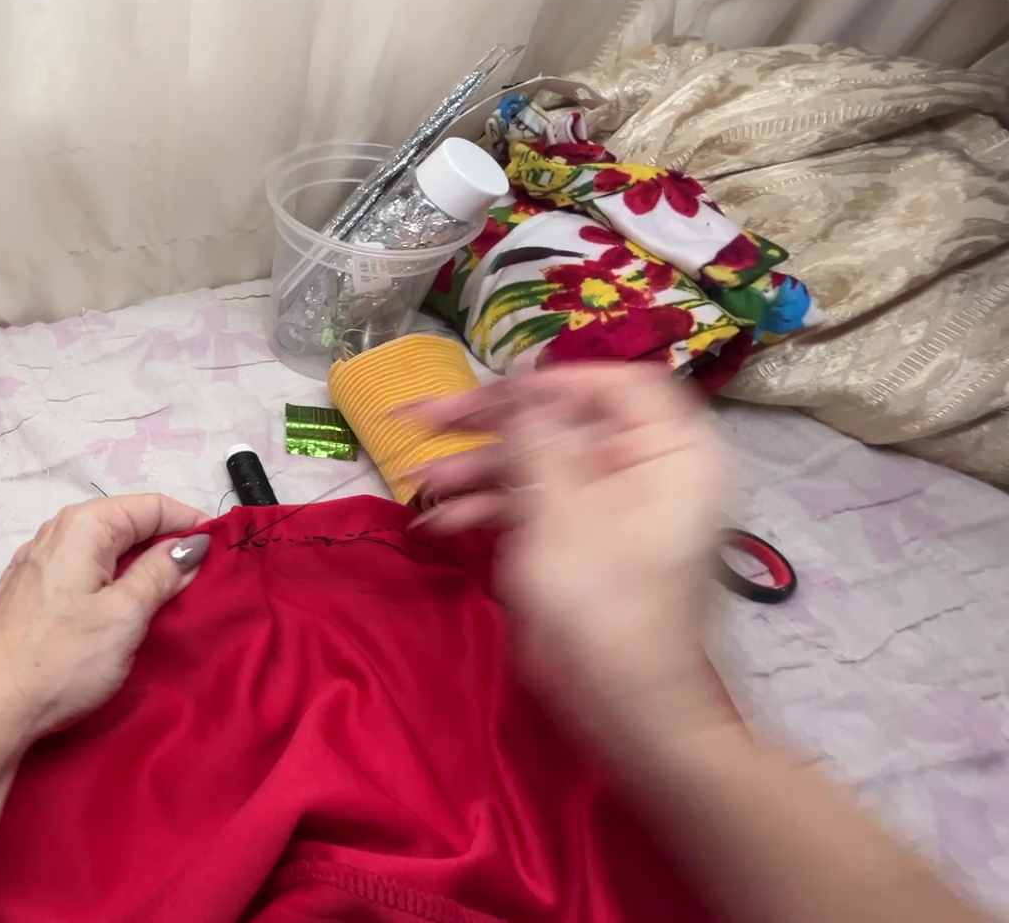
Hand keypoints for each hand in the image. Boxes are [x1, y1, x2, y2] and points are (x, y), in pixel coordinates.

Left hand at [0, 494, 210, 746]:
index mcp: (83, 526)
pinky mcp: (30, 588)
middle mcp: (57, 531)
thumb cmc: (60, 658)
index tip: (221, 547)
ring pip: (103, 546)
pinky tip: (123, 603)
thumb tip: (190, 544)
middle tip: (202, 573)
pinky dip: (111, 576)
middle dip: (165, 540)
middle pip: (125, 521)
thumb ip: (160, 573)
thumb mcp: (124, 615)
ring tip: (170, 590)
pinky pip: (83, 567)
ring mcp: (38, 560)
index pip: (149, 505)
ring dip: (139, 561)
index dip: (188, 521)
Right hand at [408, 365, 736, 757]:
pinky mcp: (571, 535)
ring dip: (470, 470)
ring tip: (419, 482)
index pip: (617, 385)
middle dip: (483, 424)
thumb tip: (523, 381)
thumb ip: (540, 440)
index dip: (550, 381)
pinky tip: (437, 522)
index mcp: (666, 456)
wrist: (619, 705)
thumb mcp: (562, 512)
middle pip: (556, 422)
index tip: (489, 393)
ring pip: (530, 463)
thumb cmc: (600, 605)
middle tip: (419, 418)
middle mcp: (637, 470)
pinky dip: (481, 508)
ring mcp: (600, 504)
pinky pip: (525, 502)